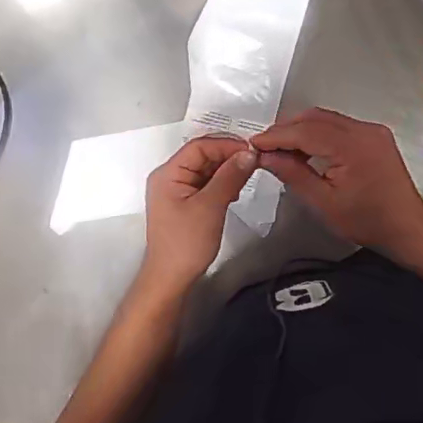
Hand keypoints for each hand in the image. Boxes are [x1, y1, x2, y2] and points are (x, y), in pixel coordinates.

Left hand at [141, 135, 257, 291]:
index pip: (199, 146)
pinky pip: (205, 185)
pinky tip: (235, 191)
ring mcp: (176, 192)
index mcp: (167, 174)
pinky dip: (221, 185)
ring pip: (205, 171)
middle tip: (255, 162)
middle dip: (228, 157)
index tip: (251, 150)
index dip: (225, 144)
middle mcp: (169, 178)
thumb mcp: (210, 206)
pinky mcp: (184, 205)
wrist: (171, 277)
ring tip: (248, 176)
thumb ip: (229, 177)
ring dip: (227, 171)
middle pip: (201, 156)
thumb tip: (248, 154)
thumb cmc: (186, 243)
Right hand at [252, 108, 422, 251]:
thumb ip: (293, 174)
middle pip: (314, 118)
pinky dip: (317, 133)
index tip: (254, 144)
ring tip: (280, 151)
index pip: (305, 132)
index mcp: (352, 147)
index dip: (276, 136)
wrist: (406, 227)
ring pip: (326, 119)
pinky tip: (305, 151)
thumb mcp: (323, 202)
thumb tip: (267, 158)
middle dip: (286, 130)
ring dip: (300, 130)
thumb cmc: (368, 220)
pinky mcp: (374, 137)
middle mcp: (364, 131)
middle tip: (264, 147)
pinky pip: (339, 126)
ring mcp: (371, 131)